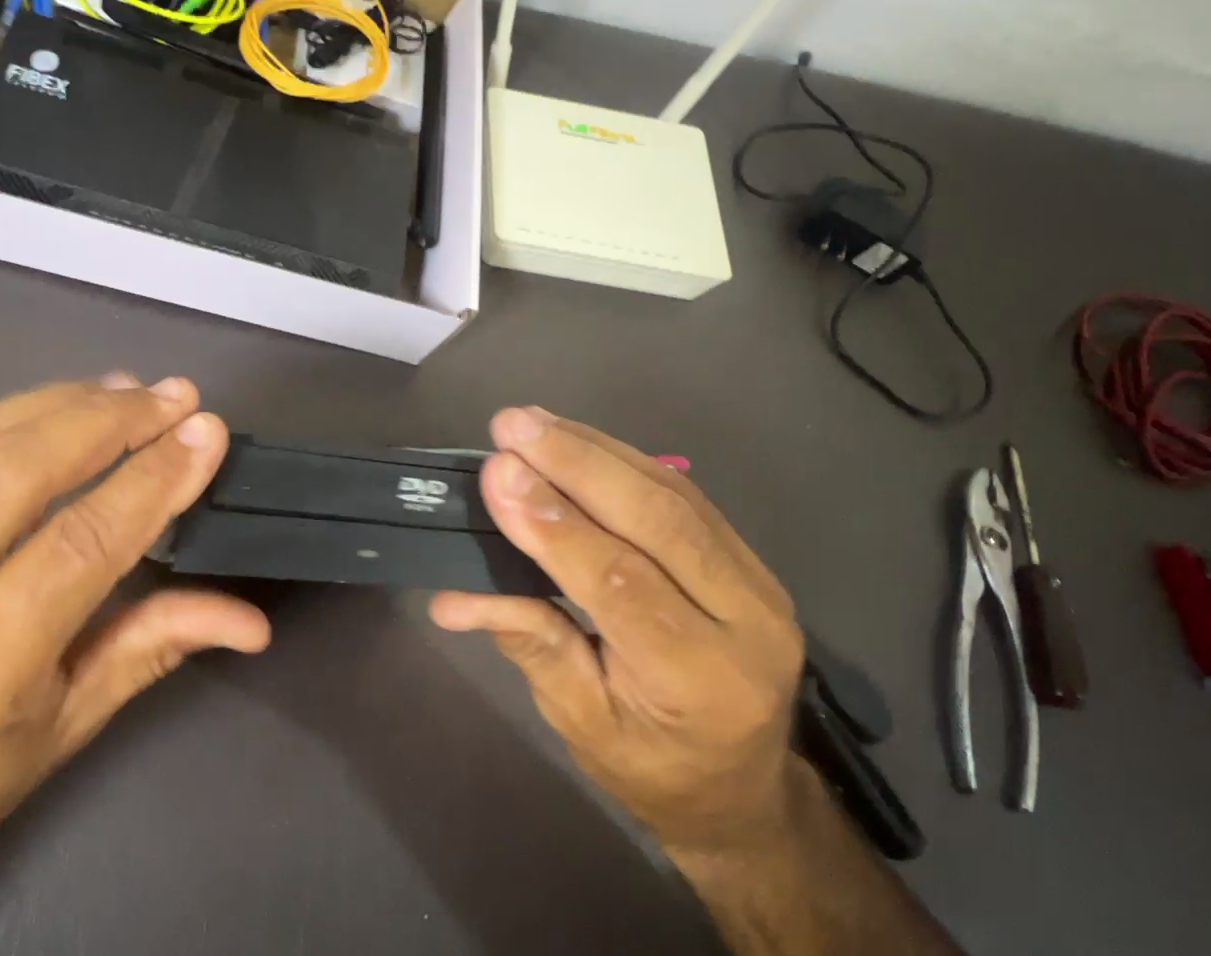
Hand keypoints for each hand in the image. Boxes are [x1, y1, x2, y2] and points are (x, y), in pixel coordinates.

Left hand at [0, 374, 269, 888]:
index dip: (150, 482)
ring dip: (62, 402)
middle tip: (176, 395)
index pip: (80, 544)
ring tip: (129, 388)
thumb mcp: (69, 725)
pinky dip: (10, 415)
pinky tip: (58, 406)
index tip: (205, 434)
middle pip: (21, 471)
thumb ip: (153, 648)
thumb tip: (252, 622)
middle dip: (110, 422)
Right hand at [430, 408, 804, 856]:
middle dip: (578, 464)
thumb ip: (530, 645)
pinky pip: (685, 498)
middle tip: (510, 425)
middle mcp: (745, 622)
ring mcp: (758, 585)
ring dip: (597, 450)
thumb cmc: (650, 767)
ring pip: (675, 497)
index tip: (499, 473)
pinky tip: (577, 441)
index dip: (556, 525)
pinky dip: (625, 462)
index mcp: (698, 679)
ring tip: (532, 420)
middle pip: (659, 522)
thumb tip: (452, 597)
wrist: (742, 790)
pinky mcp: (749, 562)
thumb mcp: (580, 721)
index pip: (620, 584)